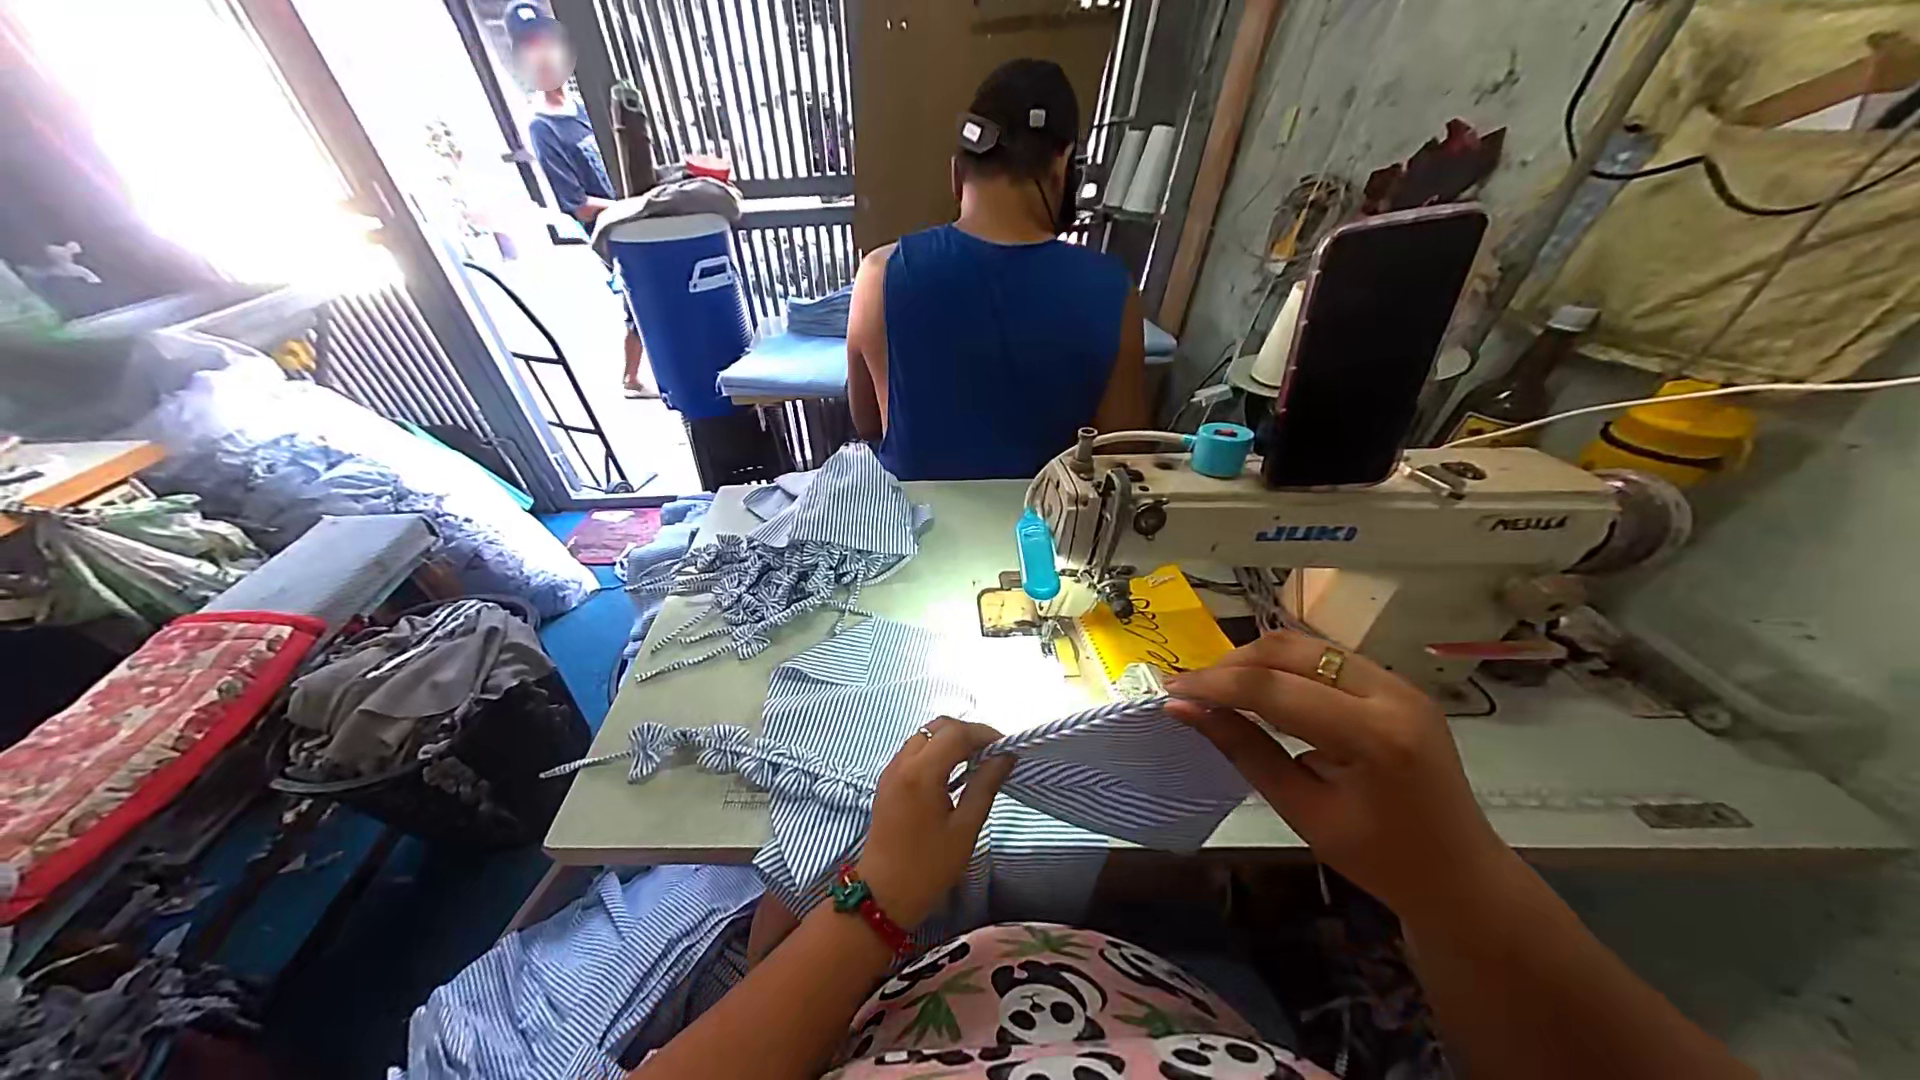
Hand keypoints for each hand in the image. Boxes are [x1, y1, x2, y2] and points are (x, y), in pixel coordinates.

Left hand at [857, 716, 1013, 926]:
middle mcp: (902, 763)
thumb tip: (1005, 757)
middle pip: (938, 727)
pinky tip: (953, 773)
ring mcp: (891, 770)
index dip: (984, 734)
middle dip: (968, 733)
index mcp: (921, 773)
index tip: (1006, 748)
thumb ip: (985, 786)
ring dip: (951, 740)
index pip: (956, 733)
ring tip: (976, 762)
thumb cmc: (928, 867)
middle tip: (992, 753)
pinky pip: (914, 751)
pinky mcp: (887, 780)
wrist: (882, 896)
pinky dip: (936, 751)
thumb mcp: (965, 829)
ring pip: (925, 736)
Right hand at [1165, 632, 1511, 918]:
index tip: (1171, 690)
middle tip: (1194, 690)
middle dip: (1231, 664)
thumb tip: (1183, 710)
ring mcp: (1398, 683)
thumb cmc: (1381, 859)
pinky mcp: (1395, 683)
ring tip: (1220, 688)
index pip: (1274, 687)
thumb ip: (1242, 750)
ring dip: (1254, 660)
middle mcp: (1391, 693)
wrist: (1462, 876)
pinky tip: (1261, 690)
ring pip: (1304, 645)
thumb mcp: (1302, 811)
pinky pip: (1324, 657)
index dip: (1214, 684)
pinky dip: (1282, 667)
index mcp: (1373, 736)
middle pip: (1288, 650)